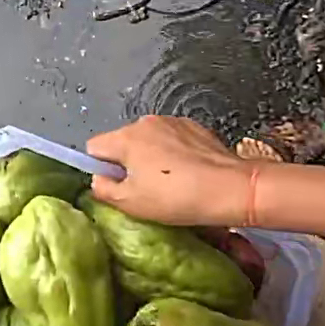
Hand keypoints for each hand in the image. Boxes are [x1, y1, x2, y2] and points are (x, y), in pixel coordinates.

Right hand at [87, 116, 255, 226]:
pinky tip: (188, 173)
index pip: (94, 148)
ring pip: (148, 140)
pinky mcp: (194, 126)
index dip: (101, 170)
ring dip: (151, 158)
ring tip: (170, 184)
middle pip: (122, 142)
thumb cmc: (176, 197)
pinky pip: (172, 139)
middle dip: (127, 164)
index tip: (118, 188)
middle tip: (144, 191)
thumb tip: (99, 179)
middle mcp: (146, 122)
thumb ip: (104, 189)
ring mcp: (172, 121)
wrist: (230, 188)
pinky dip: (173, 154)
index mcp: (125, 137)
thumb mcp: (131, 203)